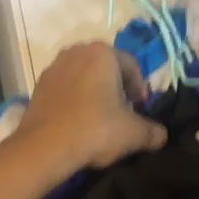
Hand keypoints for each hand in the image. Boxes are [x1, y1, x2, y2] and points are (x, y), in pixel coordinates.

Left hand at [10, 43, 167, 172]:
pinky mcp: (38, 86)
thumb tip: (161, 135)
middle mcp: (77, 52)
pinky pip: (65, 89)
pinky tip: (78, 123)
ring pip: (84, 78)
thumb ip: (154, 131)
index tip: (142, 110)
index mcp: (103, 53)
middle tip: (123, 113)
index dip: (141, 89)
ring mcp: (54, 67)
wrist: (45, 147)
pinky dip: (75, 101)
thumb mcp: (135, 134)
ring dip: (95, 94)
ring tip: (100, 119)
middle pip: (106, 69)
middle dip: (117, 89)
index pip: (132, 67)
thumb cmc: (96, 130)